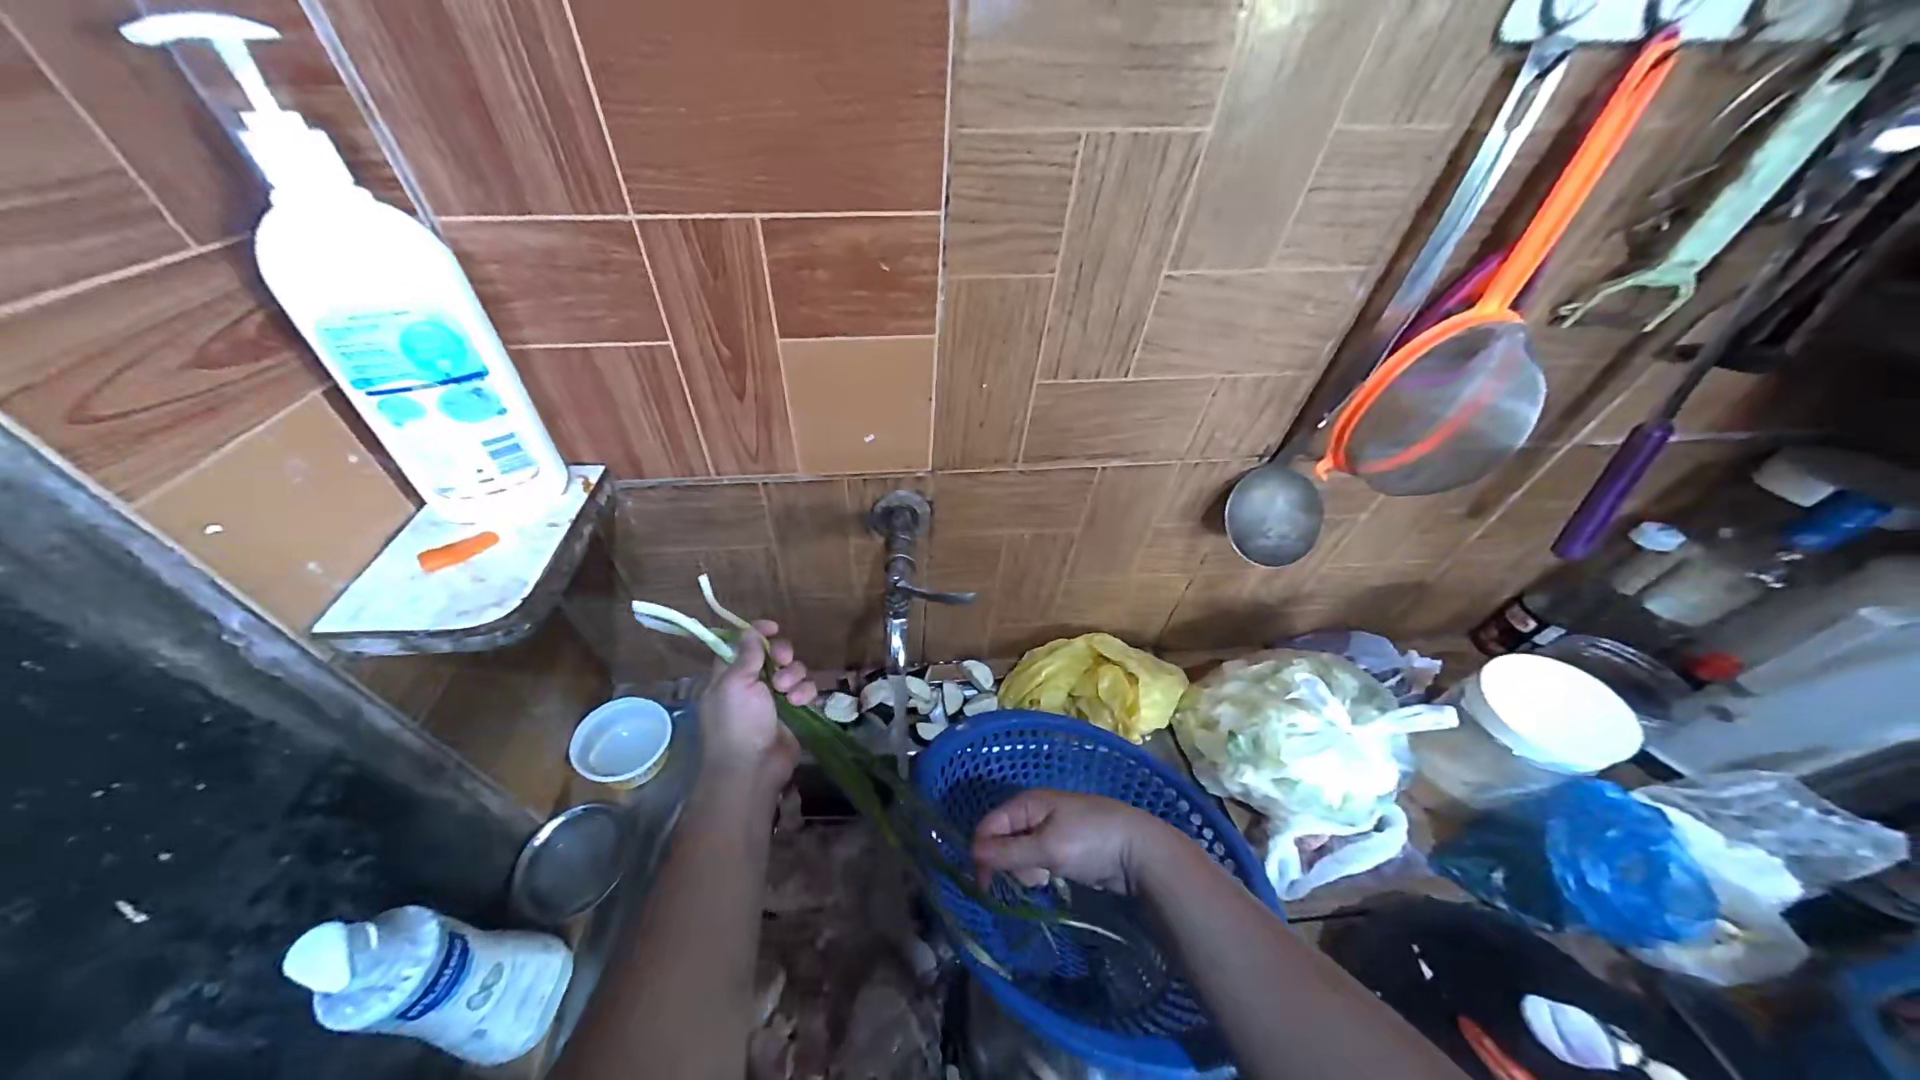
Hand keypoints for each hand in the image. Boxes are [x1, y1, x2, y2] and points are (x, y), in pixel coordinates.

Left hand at [697, 619, 816, 786]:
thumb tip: (750, 630)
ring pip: (792, 670)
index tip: (773, 627)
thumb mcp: (736, 683)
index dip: (757, 633)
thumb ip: (746, 655)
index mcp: (729, 675)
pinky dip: (805, 693)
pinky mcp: (792, 711)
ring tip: (788, 692)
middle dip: (782, 654)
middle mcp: (750, 684)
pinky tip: (800, 703)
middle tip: (783, 662)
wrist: (753, 768)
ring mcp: (773, 698)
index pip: (742, 644)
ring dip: (794, 675)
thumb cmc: (738, 723)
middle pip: (772, 654)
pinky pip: (805, 690)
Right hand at [971, 790, 1177, 895]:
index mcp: (1027, 803)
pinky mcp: (1063, 845)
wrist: (1140, 851)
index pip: (988, 826)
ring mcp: (1050, 828)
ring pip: (1019, 853)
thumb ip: (1008, 852)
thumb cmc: (1091, 842)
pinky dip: (1040, 871)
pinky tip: (1054, 878)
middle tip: (1034, 877)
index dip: (982, 854)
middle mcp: (1034, 811)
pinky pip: (1037, 858)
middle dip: (1009, 863)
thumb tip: (972, 854)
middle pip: (1002, 840)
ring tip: (1047, 877)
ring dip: (1026, 870)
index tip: (986, 886)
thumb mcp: (1046, 848)